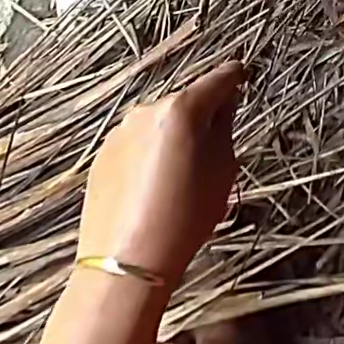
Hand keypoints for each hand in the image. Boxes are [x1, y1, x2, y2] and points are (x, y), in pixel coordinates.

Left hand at [75, 61, 245, 282]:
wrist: (125, 266)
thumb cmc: (184, 218)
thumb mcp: (223, 169)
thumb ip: (225, 127)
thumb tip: (222, 106)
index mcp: (182, 108)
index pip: (218, 78)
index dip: (235, 78)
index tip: (241, 79)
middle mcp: (148, 110)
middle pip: (187, 101)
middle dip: (202, 115)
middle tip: (213, 146)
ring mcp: (121, 132)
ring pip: (161, 122)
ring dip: (174, 135)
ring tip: (181, 174)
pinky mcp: (102, 155)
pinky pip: (137, 142)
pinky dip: (151, 153)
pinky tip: (155, 185)